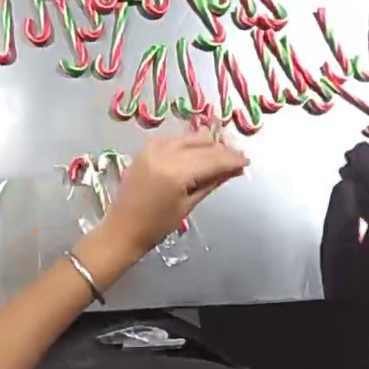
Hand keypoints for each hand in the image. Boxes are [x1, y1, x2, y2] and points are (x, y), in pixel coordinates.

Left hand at [89, 132, 246, 267]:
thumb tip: (235, 169)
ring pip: (188, 138)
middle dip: (221, 151)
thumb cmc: (156, 226)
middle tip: (236, 159)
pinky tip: (197, 151)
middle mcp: (164, 153)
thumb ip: (211, 182)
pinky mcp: (145, 149)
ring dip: (206, 145)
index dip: (231, 159)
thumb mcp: (188, 205)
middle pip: (202, 144)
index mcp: (175, 171)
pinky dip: (188, 143)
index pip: (212, 159)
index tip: (246, 161)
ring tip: (219, 156)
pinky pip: (173, 139)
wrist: (122, 230)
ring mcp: (152, 148)